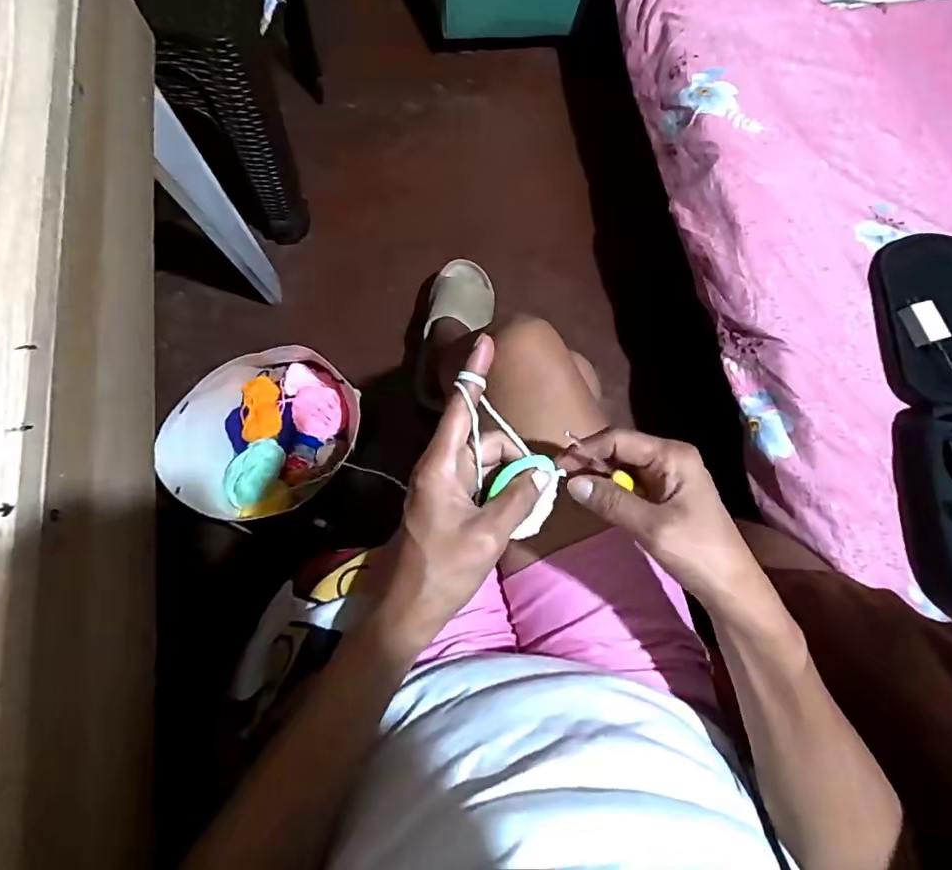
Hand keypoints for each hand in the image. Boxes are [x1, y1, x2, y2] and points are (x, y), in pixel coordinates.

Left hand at [370, 335, 544, 649]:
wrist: (410, 608)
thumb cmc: (444, 569)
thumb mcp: (489, 534)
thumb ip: (518, 497)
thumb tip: (542, 470)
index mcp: (441, 466)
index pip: (461, 408)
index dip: (474, 374)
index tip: (486, 342)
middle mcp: (441, 465)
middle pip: (486, 440)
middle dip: (514, 456)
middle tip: (536, 486)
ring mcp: (444, 482)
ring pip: (487, 461)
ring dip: (510, 476)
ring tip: (523, 508)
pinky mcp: (449, 498)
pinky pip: (482, 479)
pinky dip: (502, 488)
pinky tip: (514, 510)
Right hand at [558, 429, 764, 611]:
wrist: (730, 586)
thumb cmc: (697, 552)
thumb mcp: (651, 527)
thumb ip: (611, 501)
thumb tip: (572, 482)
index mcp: (673, 454)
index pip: (620, 438)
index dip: (587, 449)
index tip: (559, 466)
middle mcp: (671, 457)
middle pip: (621, 449)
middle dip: (591, 461)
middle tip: (560, 478)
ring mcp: (669, 476)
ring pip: (623, 467)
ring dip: (599, 476)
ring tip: (572, 489)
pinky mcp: (665, 494)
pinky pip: (631, 484)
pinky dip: (612, 490)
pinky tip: (595, 499)